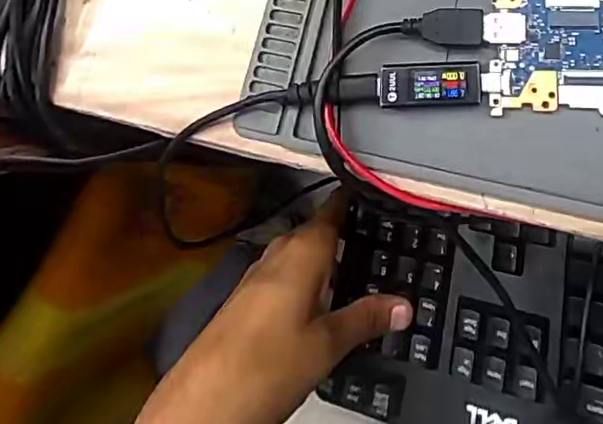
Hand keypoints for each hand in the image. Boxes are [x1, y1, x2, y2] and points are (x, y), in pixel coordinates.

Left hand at [140, 196, 411, 423]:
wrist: (197, 408)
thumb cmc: (264, 367)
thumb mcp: (327, 345)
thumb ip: (367, 318)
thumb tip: (405, 304)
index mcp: (304, 249)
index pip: (336, 207)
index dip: (360, 201)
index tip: (383, 199)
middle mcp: (279, 252)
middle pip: (320, 231)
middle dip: (347, 237)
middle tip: (381, 246)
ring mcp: (258, 275)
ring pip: (302, 255)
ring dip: (326, 263)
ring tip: (356, 279)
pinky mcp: (245, 300)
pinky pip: (285, 277)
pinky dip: (305, 284)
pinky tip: (316, 310)